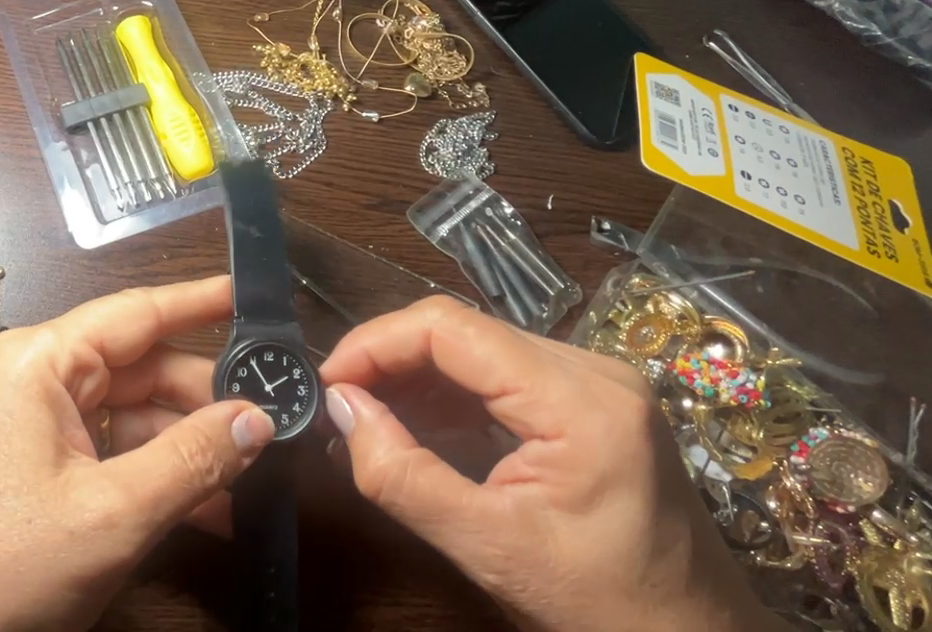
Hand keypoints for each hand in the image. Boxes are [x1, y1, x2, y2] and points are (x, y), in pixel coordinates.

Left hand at [0, 276, 274, 631]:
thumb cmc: (0, 565)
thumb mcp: (111, 514)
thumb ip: (191, 461)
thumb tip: (256, 419)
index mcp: (41, 361)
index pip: (136, 313)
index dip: (199, 302)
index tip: (252, 294)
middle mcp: (37, 375)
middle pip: (140, 367)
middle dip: (205, 397)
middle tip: (273, 419)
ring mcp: (36, 417)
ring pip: (131, 413)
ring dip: (187, 447)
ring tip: (252, 476)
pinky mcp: (39, 458)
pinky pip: (110, 449)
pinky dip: (155, 473)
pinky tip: (208, 510)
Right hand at [319, 297, 782, 631]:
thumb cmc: (603, 609)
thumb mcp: (490, 549)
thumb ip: (402, 476)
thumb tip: (337, 407)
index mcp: (578, 399)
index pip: (449, 327)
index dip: (375, 342)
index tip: (328, 383)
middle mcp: (590, 369)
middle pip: (458, 330)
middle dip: (387, 359)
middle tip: (338, 402)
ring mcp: (591, 382)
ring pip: (471, 348)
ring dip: (409, 375)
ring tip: (362, 414)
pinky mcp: (584, 402)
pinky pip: (494, 375)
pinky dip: (442, 394)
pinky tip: (408, 423)